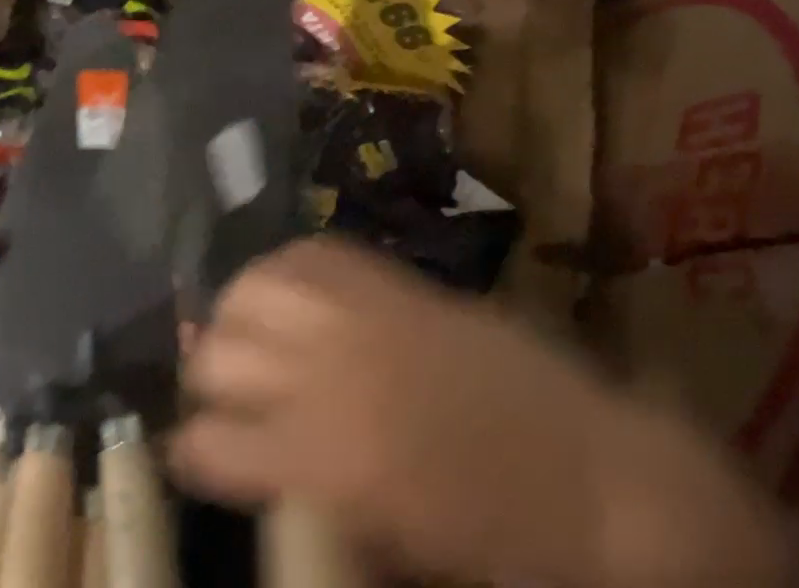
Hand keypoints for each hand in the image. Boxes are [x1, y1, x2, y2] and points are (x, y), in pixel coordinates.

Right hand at [169, 238, 791, 587]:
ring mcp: (358, 317)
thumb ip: (302, 496)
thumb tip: (245, 461)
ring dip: (236, 321)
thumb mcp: (390, 544)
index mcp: (322, 459)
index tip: (195, 452)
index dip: (189, 450)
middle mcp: (323, 376)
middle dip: (209, 384)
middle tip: (231, 401)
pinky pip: (305, 254)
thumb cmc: (501, 538)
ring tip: (254, 341)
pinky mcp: (392, 282)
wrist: (610, 479)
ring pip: (244, 292)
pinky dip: (283, 273)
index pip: (205, 442)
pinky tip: (292, 299)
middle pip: (211, 357)